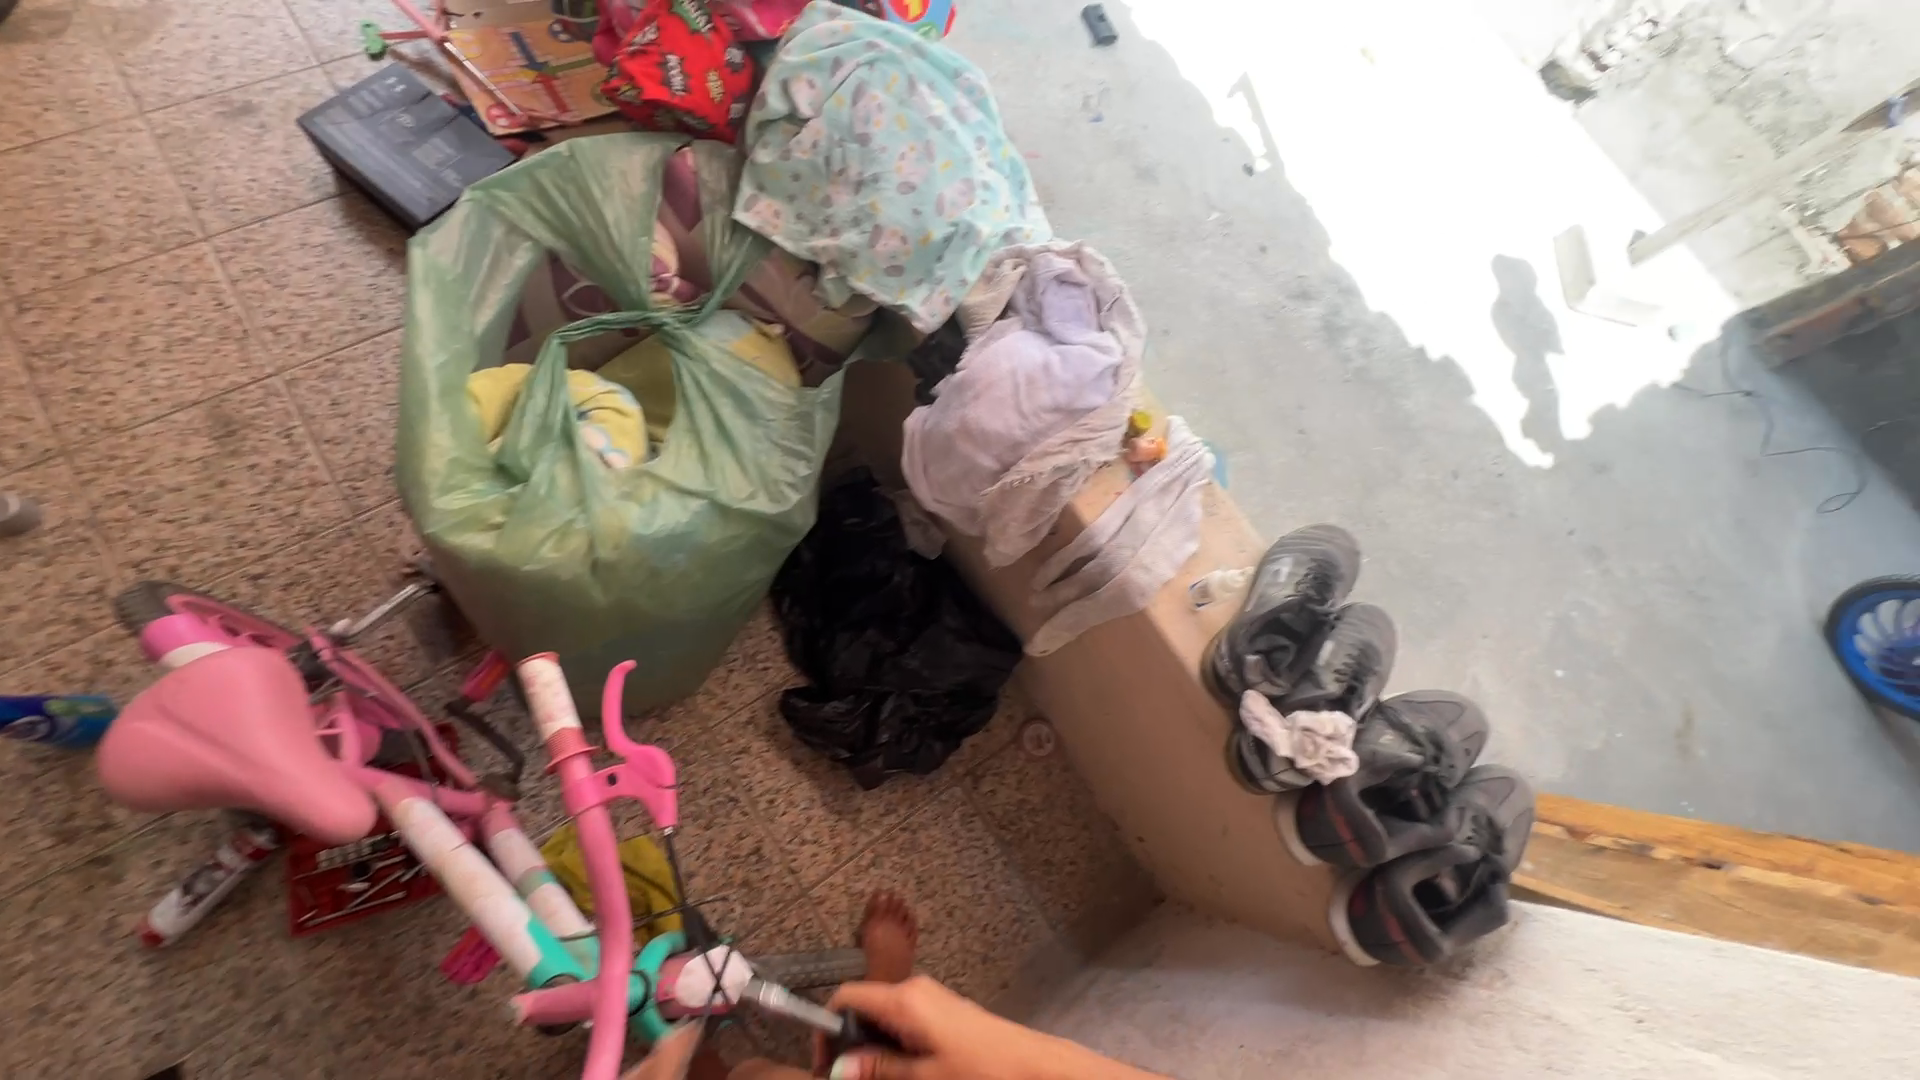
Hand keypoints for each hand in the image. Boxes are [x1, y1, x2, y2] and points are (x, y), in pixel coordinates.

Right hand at [823, 976, 1159, 1079]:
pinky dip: (894, 1044)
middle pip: (864, 1007)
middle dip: (851, 1043)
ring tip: (877, 1079)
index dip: (827, 1028)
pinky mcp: (942, 1009)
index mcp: (903, 1000)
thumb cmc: (977, 1070)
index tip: (824, 1065)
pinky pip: (903, 1020)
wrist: (1030, 1065)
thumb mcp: (923, 1077)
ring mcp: (929, 997)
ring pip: (883, 1016)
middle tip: (850, 1079)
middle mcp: (913, 989)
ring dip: (873, 1047)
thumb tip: (839, 1069)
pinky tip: (902, 1072)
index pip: (848, 996)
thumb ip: (879, 1069)